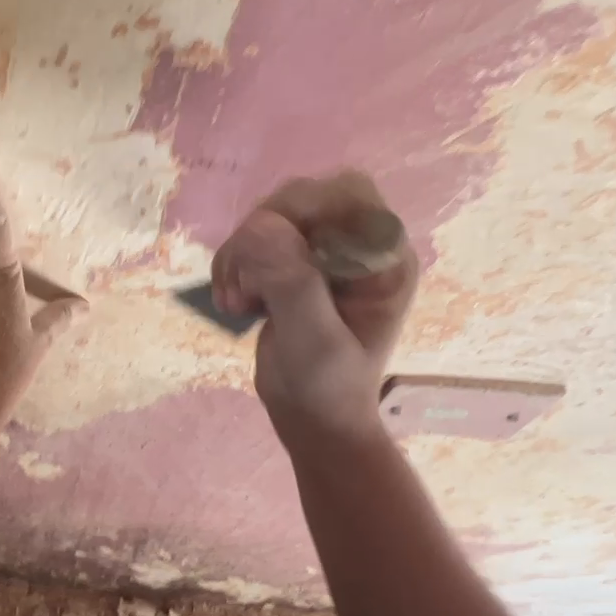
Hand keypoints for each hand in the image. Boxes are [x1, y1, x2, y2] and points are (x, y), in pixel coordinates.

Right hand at [210, 172, 418, 444]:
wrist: (311, 420)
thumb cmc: (325, 387)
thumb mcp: (312, 340)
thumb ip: (292, 281)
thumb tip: (258, 225)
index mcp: (383, 258)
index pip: (345, 195)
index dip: (298, 214)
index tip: (264, 264)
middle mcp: (356, 248)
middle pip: (300, 200)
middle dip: (260, 237)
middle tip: (242, 286)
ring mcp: (321, 257)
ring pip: (269, 219)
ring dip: (239, 255)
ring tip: (233, 300)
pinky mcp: (291, 269)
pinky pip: (253, 243)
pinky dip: (232, 266)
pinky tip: (232, 300)